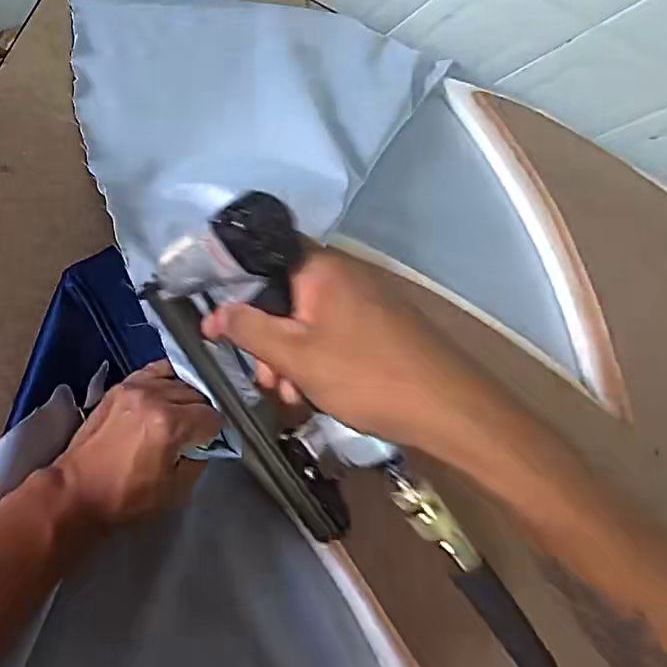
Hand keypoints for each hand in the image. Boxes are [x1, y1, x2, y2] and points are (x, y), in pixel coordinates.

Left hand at [53, 361, 220, 526]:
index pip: (211, 416)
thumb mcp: (175, 490)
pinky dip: (166, 378)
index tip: (212, 441)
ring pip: (177, 380)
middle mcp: (154, 397)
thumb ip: (198, 460)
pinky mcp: (121, 385)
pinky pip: (153, 371)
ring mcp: (135, 386)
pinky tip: (169, 391)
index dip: (217, 431)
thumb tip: (205, 443)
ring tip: (184, 412)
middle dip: (202, 413)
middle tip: (199, 431)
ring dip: (186, 395)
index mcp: (169, 424)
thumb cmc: (127, 496)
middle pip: (196, 394)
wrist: (79, 488)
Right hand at [200, 246, 509, 466]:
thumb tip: (213, 314)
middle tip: (261, 374)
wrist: (454, 412)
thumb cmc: (367, 375)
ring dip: (286, 354)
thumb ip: (247, 329)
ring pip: (303, 318)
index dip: (232, 284)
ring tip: (288, 394)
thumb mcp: (294, 356)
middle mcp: (341, 273)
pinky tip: (313, 392)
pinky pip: (329, 331)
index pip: (260, 255)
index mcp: (319, 267)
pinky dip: (313, 357)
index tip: (217, 317)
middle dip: (262, 335)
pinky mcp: (377, 324)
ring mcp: (362, 298)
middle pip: (280, 293)